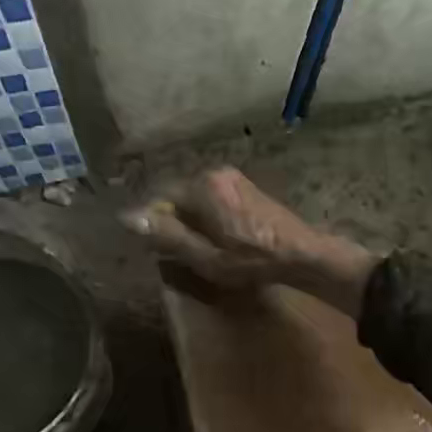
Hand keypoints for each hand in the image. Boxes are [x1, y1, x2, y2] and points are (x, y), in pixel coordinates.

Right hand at [121, 167, 378, 315]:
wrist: (303, 254)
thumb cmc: (253, 259)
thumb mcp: (205, 255)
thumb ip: (167, 235)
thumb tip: (128, 217)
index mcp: (202, 185)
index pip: (160, 199)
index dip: (154, 225)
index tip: (157, 250)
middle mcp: (215, 172)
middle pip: (178, 197)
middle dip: (174, 223)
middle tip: (179, 255)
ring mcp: (233, 178)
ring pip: (195, 199)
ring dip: (191, 222)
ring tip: (199, 250)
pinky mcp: (245, 187)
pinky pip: (212, 199)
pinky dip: (207, 218)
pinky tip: (217, 240)